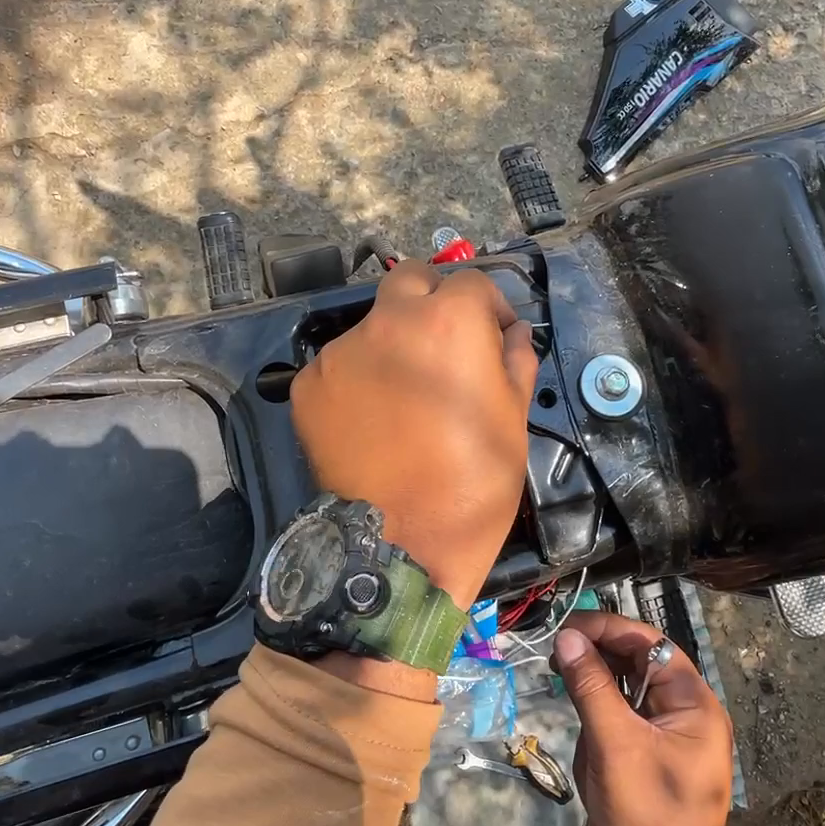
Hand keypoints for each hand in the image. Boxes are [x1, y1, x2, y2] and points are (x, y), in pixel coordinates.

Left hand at [290, 262, 537, 605]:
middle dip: (432, 300)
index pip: (472, 283)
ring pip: (373, 325)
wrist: (403, 545)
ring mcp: (341, 352)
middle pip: (411, 280)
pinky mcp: (309, 386)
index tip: (494, 336)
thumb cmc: (476, 479)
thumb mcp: (515, 416)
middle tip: (445, 344)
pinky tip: (373, 420)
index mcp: (448, 320)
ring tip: (406, 395)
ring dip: (394, 343)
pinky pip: (340, 365)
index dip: (490, 308)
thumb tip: (512, 332)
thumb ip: (515, 358)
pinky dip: (359, 379)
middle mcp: (389, 320)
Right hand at [552, 611, 732, 825]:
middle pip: (640, 665)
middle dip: (599, 656)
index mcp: (696, 707)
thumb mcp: (616, 745)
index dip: (611, 629)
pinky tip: (581, 720)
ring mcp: (666, 740)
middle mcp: (685, 717)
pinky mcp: (646, 760)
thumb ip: (591, 686)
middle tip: (558, 652)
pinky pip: (621, 720)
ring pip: (626, 690)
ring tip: (564, 680)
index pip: (652, 646)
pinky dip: (598, 715)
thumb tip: (567, 636)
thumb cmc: (645, 814)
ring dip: (596, 685)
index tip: (569, 627)